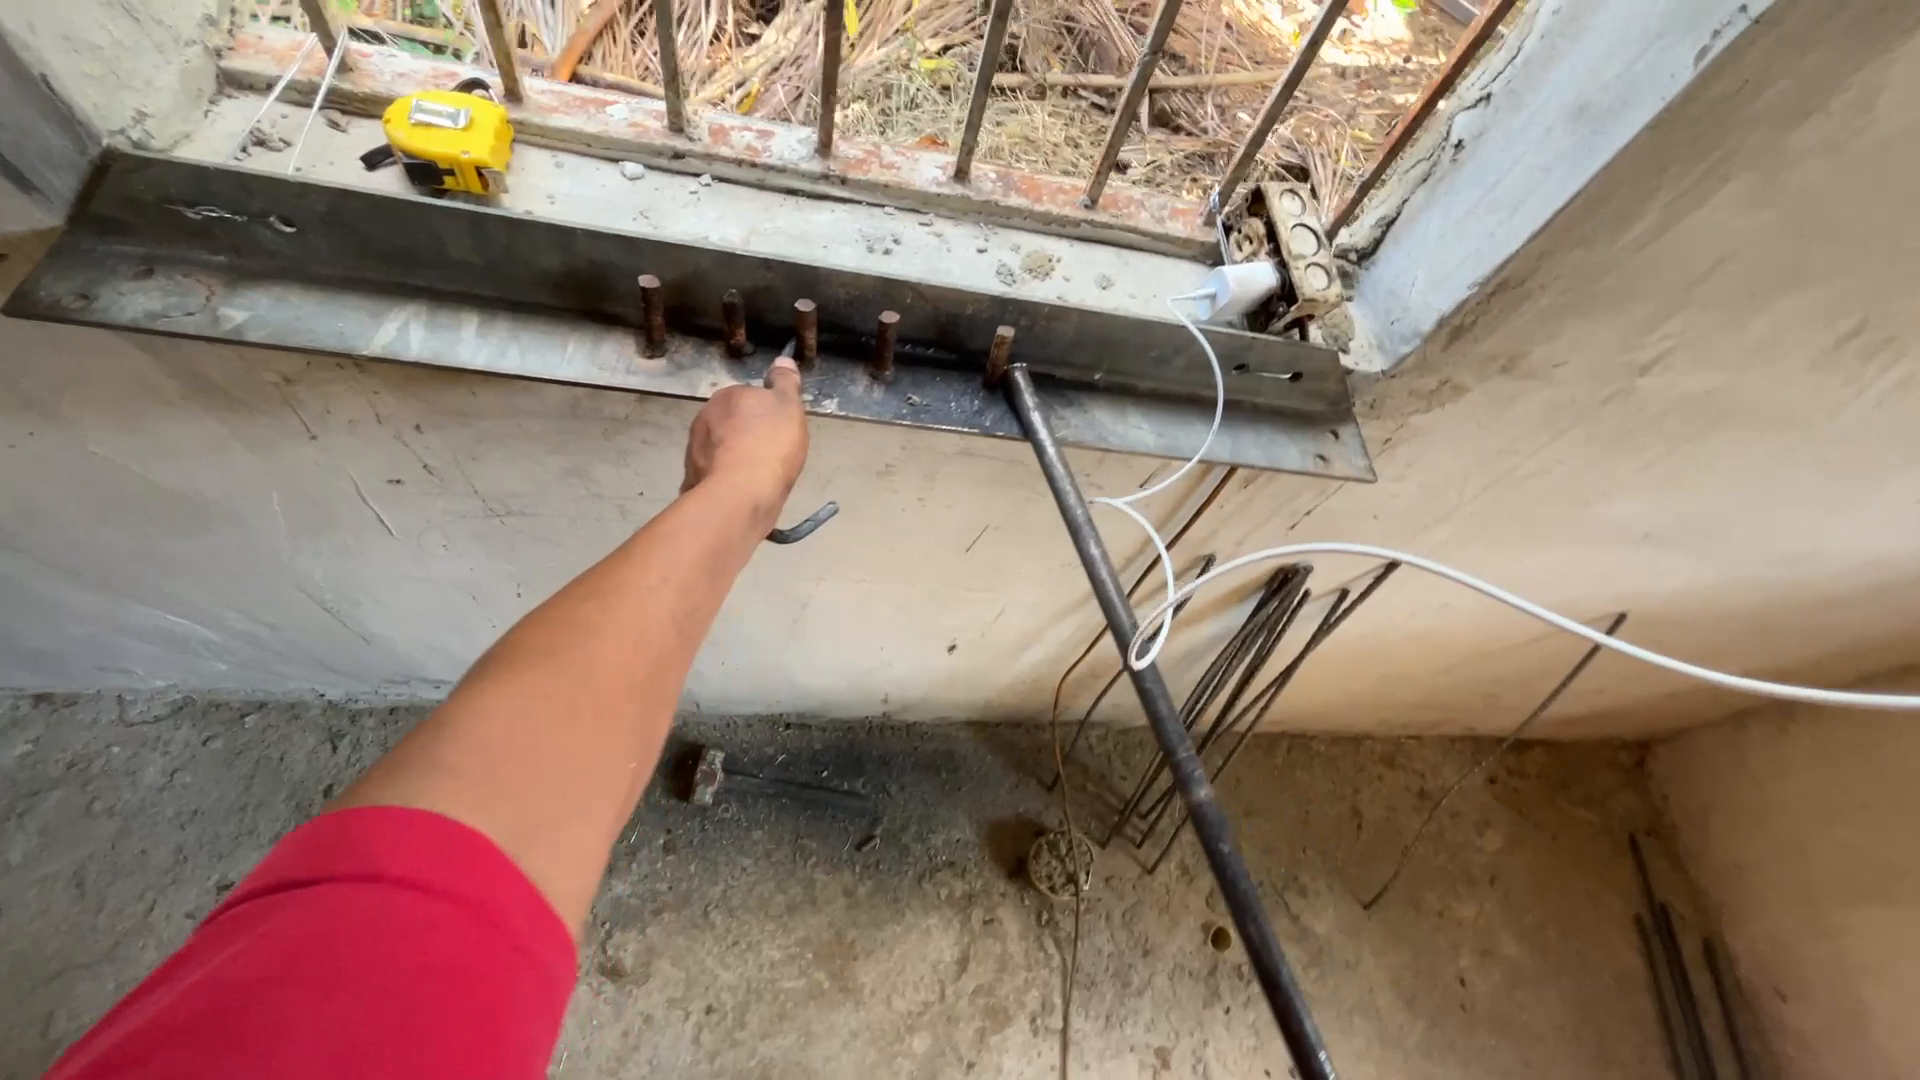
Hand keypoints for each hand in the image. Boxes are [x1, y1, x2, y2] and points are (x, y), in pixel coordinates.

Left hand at [681, 356, 808, 529]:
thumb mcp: (789, 407)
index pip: (749, 397)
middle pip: (731, 422)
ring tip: (755, 476)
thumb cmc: (771, 444)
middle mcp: (705, 416)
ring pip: (718, 447)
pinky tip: (739, 490)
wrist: (741, 492)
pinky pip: (711, 472)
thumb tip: (782, 360)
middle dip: (746, 434)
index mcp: (728, 395)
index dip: (766, 414)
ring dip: (732, 456)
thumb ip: (785, 383)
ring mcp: (694, 447)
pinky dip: (723, 478)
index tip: (779, 431)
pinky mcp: (691, 476)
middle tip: (769, 453)